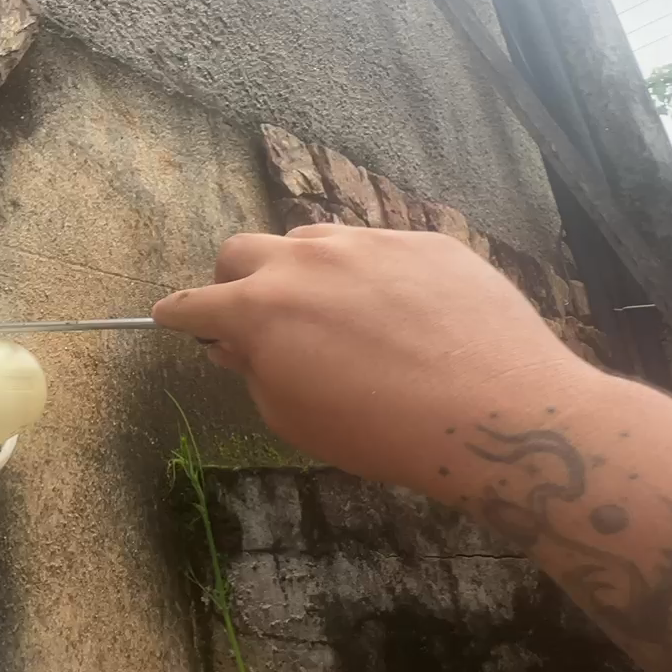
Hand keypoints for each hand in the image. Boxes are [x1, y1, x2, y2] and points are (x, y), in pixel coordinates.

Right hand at [152, 225, 598, 491]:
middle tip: (255, 315)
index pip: (192, 304)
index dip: (175, 314)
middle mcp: (302, 261)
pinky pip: (373, 246)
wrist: (501, 416)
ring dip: (298, 271)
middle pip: (238, 250)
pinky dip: (364, 274)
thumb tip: (235, 342)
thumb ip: (249, 368)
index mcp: (258, 308)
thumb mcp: (288, 414)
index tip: (170, 317)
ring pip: (305, 240)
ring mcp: (365, 243)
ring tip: (333, 310)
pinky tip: (397, 313)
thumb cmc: (377, 430)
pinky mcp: (422, 240)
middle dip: (230, 281)